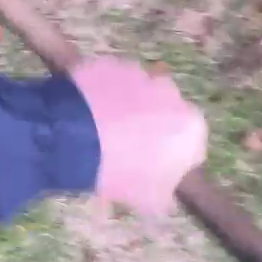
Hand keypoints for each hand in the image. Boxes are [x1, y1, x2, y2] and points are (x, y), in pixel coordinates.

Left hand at [71, 58, 207, 215]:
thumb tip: (164, 192)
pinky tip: (81, 104)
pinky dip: (98, 87)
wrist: (70, 137)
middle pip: (163, 109)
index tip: (145, 161)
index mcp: (191, 127)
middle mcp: (171, 92)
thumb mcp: (150, 199)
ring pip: (135, 89)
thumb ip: (165, 192)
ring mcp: (137, 72)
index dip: (166, 152)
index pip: (187, 142)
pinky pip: (106, 77)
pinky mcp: (106, 62)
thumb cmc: (118, 172)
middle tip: (118, 140)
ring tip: (95, 122)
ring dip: (123, 102)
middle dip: (147, 122)